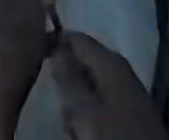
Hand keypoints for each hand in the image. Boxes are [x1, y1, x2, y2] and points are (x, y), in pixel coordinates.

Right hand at [51, 31, 167, 139]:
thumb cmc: (116, 139)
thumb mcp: (86, 112)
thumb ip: (69, 78)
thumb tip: (57, 47)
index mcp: (110, 61)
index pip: (77, 38)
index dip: (55, 41)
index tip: (36, 55)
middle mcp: (120, 67)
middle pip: (84, 61)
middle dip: (66, 78)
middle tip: (56, 100)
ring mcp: (128, 89)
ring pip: (92, 84)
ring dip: (77, 100)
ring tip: (71, 122)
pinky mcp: (132, 111)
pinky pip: (102, 101)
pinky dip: (90, 112)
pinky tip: (85, 129)